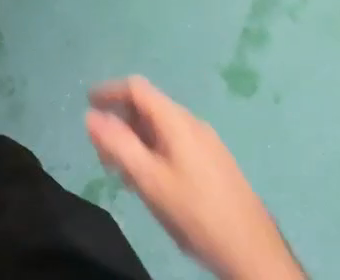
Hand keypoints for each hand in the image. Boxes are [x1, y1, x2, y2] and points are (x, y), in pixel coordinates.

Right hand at [85, 76, 304, 279]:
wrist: (252, 250)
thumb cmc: (195, 212)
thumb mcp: (149, 180)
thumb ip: (118, 145)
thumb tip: (91, 116)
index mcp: (177, 121)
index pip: (137, 88)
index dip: (109, 92)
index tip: (87, 105)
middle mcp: (193, 124)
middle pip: (149, 106)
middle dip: (121, 121)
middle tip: (102, 150)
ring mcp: (207, 143)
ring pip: (161, 128)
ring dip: (136, 139)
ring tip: (122, 170)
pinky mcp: (214, 162)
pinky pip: (175, 143)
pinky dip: (153, 150)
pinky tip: (151, 181)